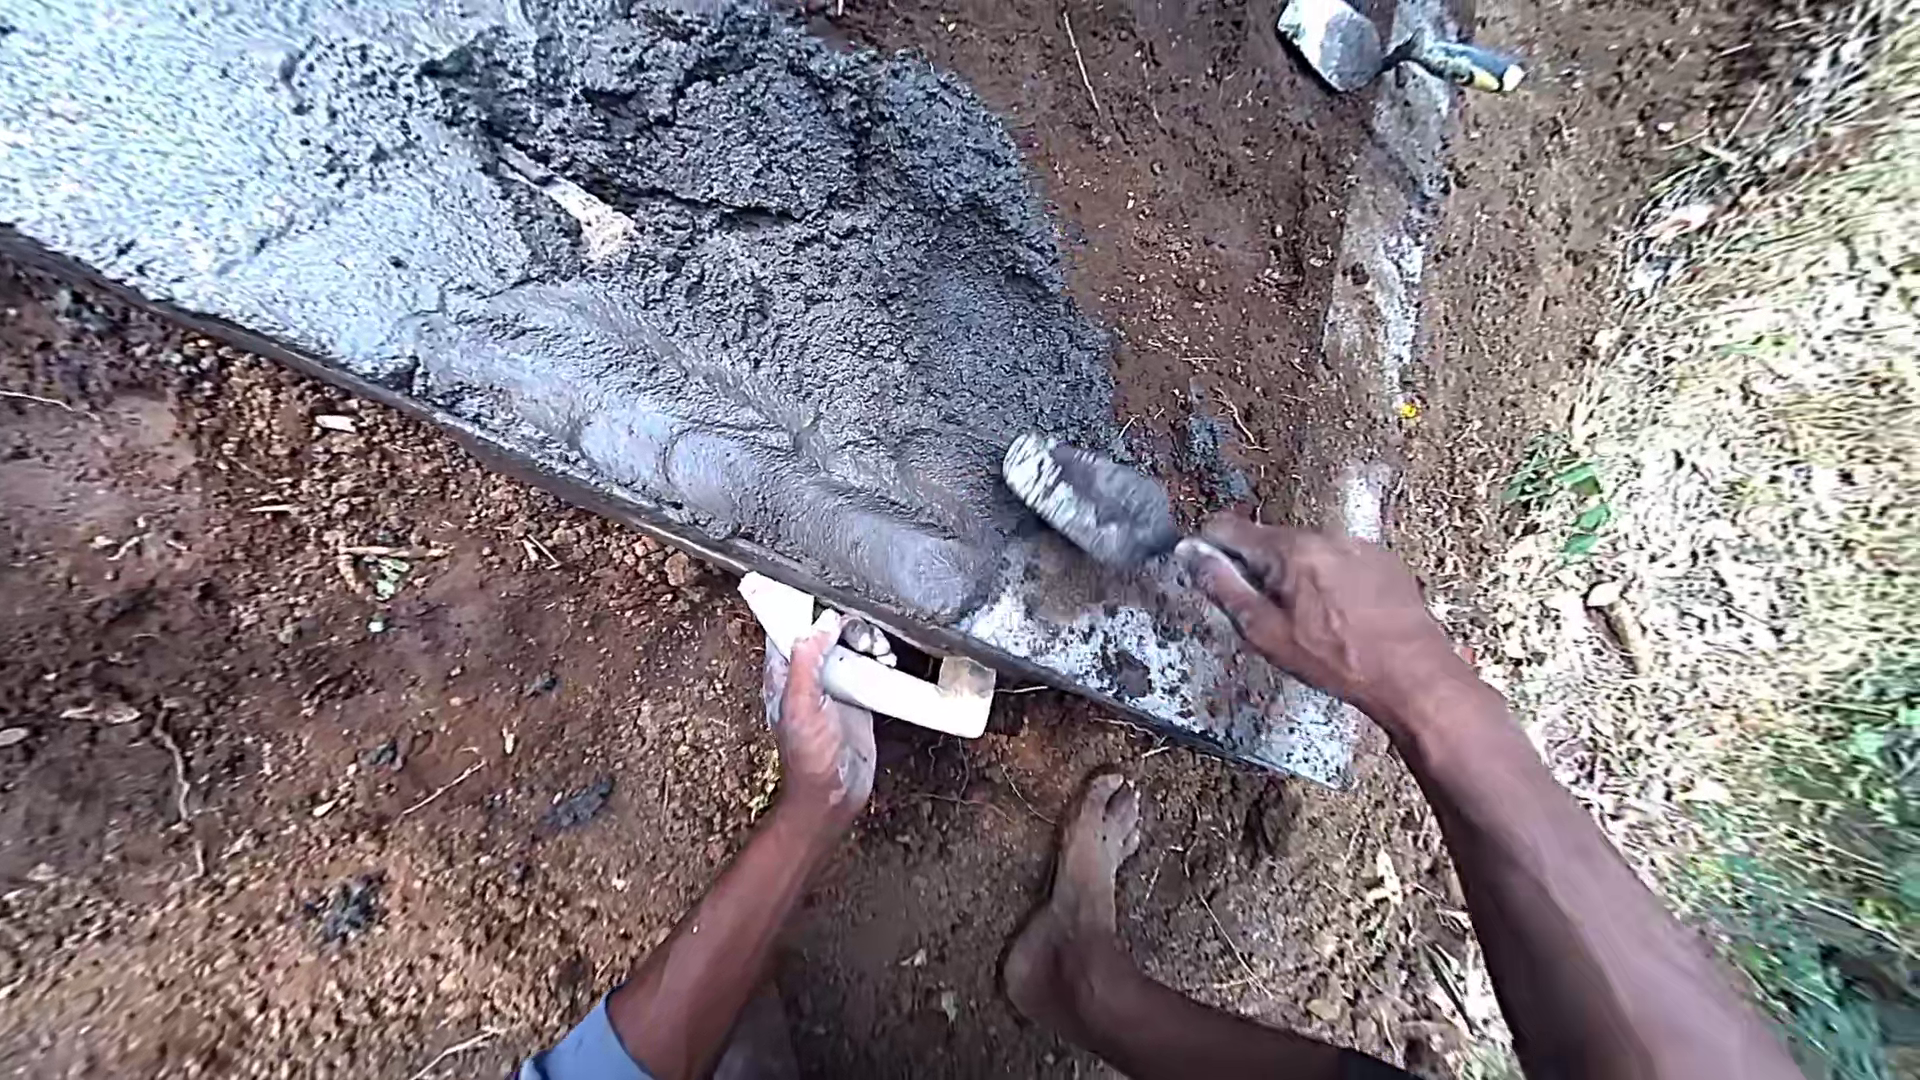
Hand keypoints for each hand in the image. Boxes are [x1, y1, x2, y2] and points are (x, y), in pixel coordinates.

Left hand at [762, 612, 876, 831]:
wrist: (836, 792)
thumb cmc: (810, 757)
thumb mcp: (801, 706)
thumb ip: (806, 662)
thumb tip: (822, 622)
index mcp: (785, 672)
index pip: (790, 626)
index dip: (808, 610)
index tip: (832, 605)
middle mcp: (809, 674)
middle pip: (827, 631)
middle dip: (848, 625)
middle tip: (863, 635)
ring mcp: (835, 683)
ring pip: (851, 644)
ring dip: (868, 639)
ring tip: (879, 649)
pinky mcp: (858, 694)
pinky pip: (869, 664)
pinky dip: (881, 657)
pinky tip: (887, 660)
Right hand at [1177, 516, 1468, 728]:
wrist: (1415, 677)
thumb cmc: (1334, 660)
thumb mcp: (1262, 629)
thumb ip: (1221, 584)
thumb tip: (1189, 551)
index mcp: (1288, 549)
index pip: (1225, 527)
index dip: (1209, 549)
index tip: (1212, 577)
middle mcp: (1321, 535)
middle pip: (1264, 539)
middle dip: (1254, 567)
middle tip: (1264, 613)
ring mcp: (1355, 544)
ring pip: (1299, 549)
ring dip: (1289, 573)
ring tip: (1305, 618)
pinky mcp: (1380, 558)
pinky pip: (1333, 557)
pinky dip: (1322, 576)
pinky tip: (1336, 613)